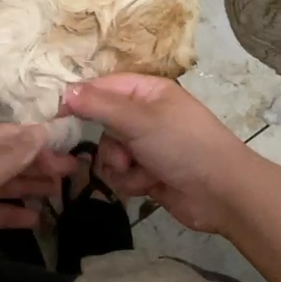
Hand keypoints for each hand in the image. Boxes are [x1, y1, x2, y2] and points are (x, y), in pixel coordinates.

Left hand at [0, 123, 75, 281]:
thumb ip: (6, 159)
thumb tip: (40, 132)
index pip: (1, 136)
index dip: (31, 138)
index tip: (64, 146)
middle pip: (3, 160)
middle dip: (35, 163)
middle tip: (71, 172)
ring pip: (0, 186)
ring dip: (28, 187)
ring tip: (59, 192)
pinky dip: (12, 213)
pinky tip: (35, 220)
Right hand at [61, 74, 253, 233]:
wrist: (222, 194)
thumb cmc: (183, 145)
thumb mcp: (140, 120)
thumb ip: (99, 106)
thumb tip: (64, 91)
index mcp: (148, 91)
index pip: (103, 87)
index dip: (81, 99)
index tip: (58, 116)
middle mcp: (145, 115)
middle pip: (102, 122)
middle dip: (108, 141)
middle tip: (117, 152)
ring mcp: (147, 145)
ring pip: (109, 151)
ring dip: (119, 165)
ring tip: (137, 171)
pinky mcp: (148, 173)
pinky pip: (121, 174)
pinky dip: (130, 181)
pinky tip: (148, 185)